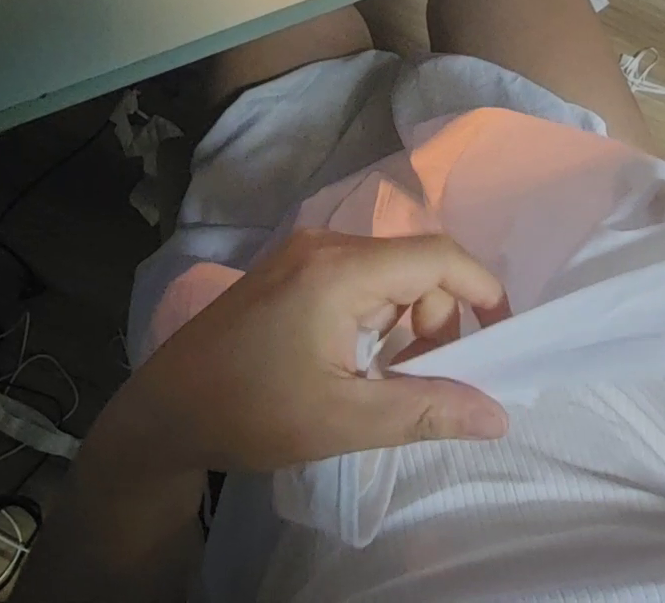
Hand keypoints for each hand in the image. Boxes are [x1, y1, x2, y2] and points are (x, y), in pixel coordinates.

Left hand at [111, 228, 510, 473]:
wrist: (164, 410)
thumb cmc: (251, 412)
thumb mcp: (344, 420)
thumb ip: (425, 411)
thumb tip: (497, 414)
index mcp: (340, 270)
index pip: (437, 257)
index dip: (481, 291)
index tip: (500, 337)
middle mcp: (325, 243)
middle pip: (415, 265)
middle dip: (435, 321)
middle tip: (416, 379)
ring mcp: (305, 250)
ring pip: (390, 272)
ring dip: (404, 321)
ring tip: (378, 376)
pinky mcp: (293, 264)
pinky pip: (360, 276)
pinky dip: (376, 313)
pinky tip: (353, 356)